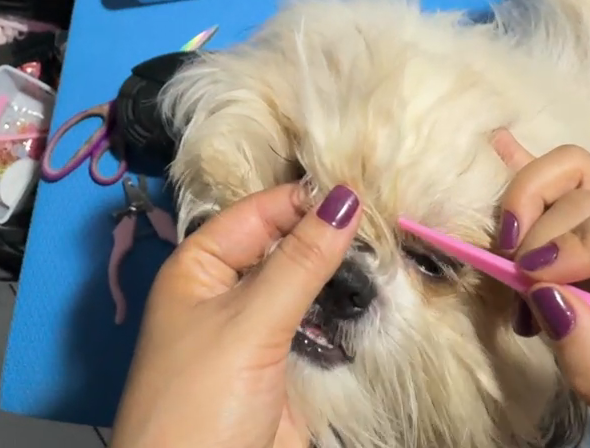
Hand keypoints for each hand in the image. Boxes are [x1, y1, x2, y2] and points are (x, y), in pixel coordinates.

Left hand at [112, 182, 362, 447]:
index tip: (362, 188)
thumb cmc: (204, 401)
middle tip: (386, 216)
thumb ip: (300, 261)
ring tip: (390, 248)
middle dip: (327, 232)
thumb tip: (346, 197)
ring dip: (340, 273)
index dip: (304, 198)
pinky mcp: (283, 370)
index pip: (257, 212)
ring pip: (304, 286)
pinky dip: (343, 313)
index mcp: (199, 266)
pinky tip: (377, 295)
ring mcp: (256, 332)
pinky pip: (316, 326)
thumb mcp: (250, 323)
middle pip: (282, 246)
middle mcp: (225, 291)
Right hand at [493, 133, 589, 447]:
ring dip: (526, 205)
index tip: (535, 278)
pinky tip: (498, 147)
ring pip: (572, 172)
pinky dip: (526, 169)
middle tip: (515, 285)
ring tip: (508, 257)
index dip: (581, 238)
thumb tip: (547, 299)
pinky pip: (563, 181)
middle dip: (542, 232)